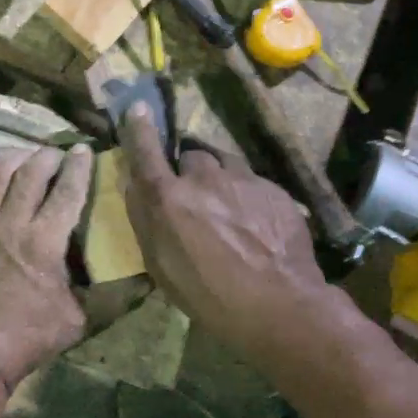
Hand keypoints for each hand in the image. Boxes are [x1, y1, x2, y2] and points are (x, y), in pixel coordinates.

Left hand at [0, 147, 92, 387]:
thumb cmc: (31, 336)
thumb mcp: (81, 321)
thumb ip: (116, 298)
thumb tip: (150, 280)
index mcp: (45, 242)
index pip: (67, 191)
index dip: (78, 167)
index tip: (84, 150)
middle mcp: (12, 224)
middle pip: (31, 175)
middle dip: (48, 157)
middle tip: (58, 152)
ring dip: (16, 158)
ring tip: (29, 153)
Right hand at [120, 104, 329, 360]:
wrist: (283, 308)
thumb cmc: (209, 296)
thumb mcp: (160, 265)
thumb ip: (144, 218)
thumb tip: (134, 184)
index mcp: (168, 197)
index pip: (145, 150)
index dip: (139, 128)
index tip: (138, 108)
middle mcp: (203, 178)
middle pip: (191, 158)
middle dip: (190, 172)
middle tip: (197, 200)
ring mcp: (243, 180)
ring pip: (225, 165)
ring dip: (221, 180)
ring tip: (230, 211)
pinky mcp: (275, 189)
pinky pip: (253, 183)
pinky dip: (249, 196)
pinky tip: (257, 226)